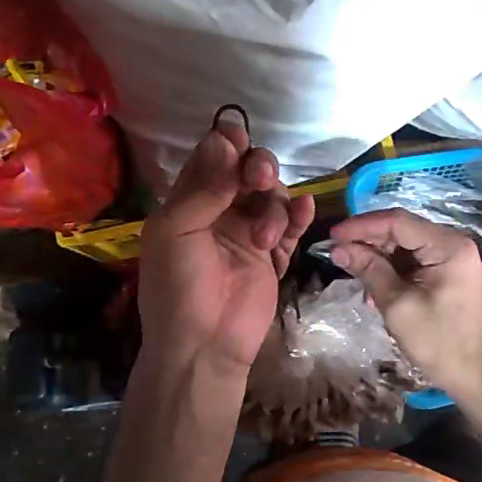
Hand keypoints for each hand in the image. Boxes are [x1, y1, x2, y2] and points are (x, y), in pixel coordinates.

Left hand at [137, 111, 314, 385]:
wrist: (204, 345)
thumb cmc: (178, 287)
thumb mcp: (177, 231)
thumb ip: (203, 186)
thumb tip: (223, 136)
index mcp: (189, 202)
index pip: (211, 159)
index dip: (227, 144)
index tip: (239, 138)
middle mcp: (220, 210)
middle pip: (247, 171)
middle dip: (257, 168)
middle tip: (259, 178)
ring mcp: (248, 232)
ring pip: (272, 195)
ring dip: (274, 206)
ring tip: (265, 238)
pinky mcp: (273, 254)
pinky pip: (291, 224)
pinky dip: (299, 215)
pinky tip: (304, 211)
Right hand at [328, 208, 481, 402]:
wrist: (474, 376)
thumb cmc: (438, 341)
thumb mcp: (398, 304)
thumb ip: (369, 270)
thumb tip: (337, 249)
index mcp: (448, 246)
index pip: (397, 222)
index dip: (361, 226)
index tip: (332, 236)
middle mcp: (454, 244)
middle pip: (402, 230)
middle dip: (367, 239)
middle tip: (336, 251)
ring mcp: (453, 259)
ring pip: (405, 245)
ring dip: (377, 254)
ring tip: (349, 266)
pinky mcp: (448, 273)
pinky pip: (413, 260)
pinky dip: (391, 267)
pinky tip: (372, 280)